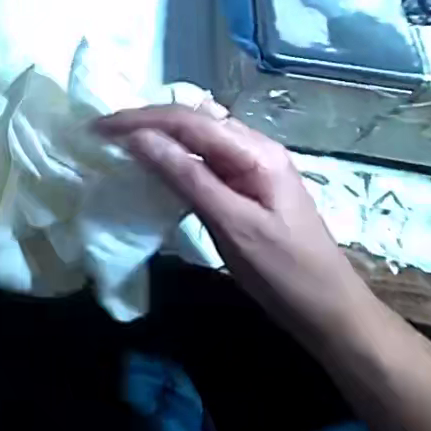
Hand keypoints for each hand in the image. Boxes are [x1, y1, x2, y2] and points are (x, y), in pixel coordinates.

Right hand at [97, 104, 372, 350]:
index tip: (99, 127)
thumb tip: (140, 138)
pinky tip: (156, 162)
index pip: (188, 120)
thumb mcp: (233, 225)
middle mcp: (254, 147)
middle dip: (145, 120)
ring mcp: (252, 163)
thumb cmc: (284, 272)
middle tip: (103, 132)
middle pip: (192, 118)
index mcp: (255, 151)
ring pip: (197, 133)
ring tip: (121, 140)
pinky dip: (174, 153)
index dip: (140, 119)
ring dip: (158, 132)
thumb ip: (187, 176)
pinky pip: (204, 155)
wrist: (330, 312)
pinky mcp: (247, 182)